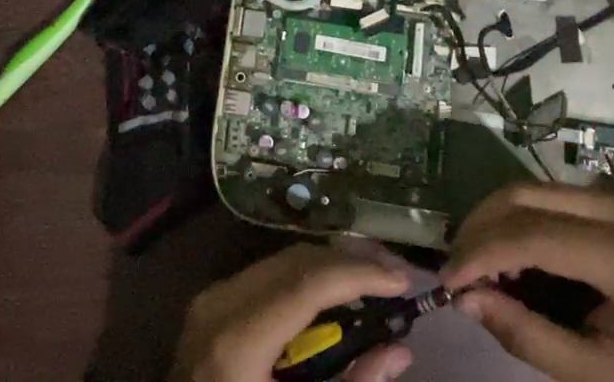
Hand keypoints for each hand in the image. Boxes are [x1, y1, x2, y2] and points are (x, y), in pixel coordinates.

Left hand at [172, 243, 414, 381]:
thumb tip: (399, 350)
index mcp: (238, 341)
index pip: (307, 285)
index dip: (359, 275)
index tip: (402, 280)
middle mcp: (219, 305)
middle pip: (296, 263)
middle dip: (351, 262)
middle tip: (397, 274)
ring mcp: (211, 298)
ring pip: (282, 261)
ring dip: (331, 264)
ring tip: (375, 277)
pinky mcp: (211, 300)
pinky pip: (267, 274)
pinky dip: (305, 276)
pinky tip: (335, 289)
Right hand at [442, 183, 613, 380]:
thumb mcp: (601, 377)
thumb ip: (529, 336)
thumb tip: (465, 299)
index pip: (531, 236)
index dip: (479, 254)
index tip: (444, 283)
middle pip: (526, 197)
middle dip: (479, 228)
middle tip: (452, 270)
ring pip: (535, 191)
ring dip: (495, 221)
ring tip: (475, 267)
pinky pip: (554, 200)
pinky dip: (520, 222)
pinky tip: (508, 258)